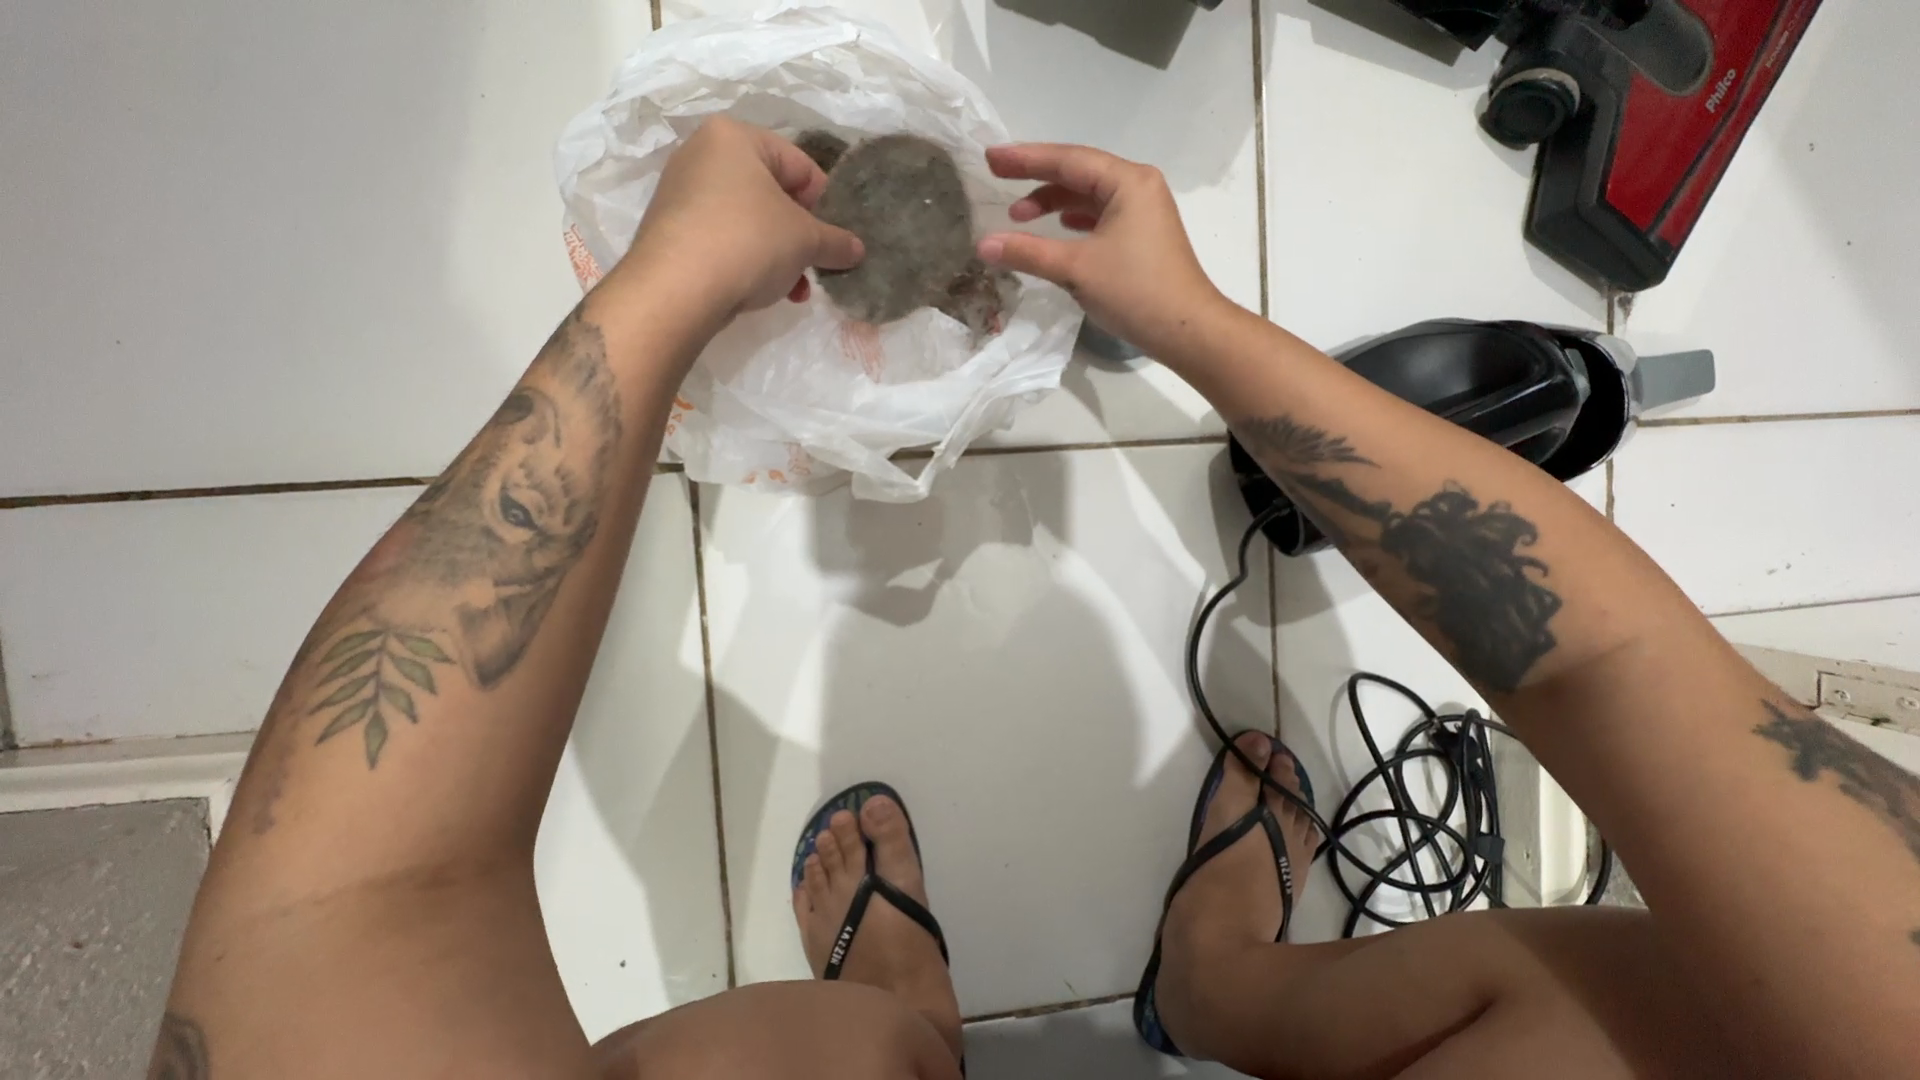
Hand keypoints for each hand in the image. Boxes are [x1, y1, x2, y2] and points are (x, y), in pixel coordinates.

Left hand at [620, 116, 864, 317]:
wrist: (677, 289)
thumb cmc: (748, 242)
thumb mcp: (806, 240)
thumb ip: (836, 242)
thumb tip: (858, 250)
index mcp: (734, 136)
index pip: (799, 164)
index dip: (825, 203)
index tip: (836, 237)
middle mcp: (702, 154)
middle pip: (773, 194)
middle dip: (800, 235)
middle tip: (816, 265)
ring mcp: (682, 193)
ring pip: (750, 221)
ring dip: (781, 256)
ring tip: (795, 289)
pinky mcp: (672, 230)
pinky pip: (725, 239)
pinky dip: (749, 262)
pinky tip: (764, 291)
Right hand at [977, 143, 1232, 360]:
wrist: (1186, 330)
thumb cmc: (1135, 291)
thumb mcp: (1075, 269)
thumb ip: (1028, 252)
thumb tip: (982, 245)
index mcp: (1128, 182)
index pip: (1068, 160)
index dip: (1025, 159)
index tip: (991, 159)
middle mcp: (1139, 187)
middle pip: (1079, 173)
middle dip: (1037, 178)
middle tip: (998, 179)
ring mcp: (1144, 212)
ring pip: (1090, 197)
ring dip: (1054, 202)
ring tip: (1020, 216)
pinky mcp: (1143, 237)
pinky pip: (1101, 216)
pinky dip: (1074, 219)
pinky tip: (1059, 227)